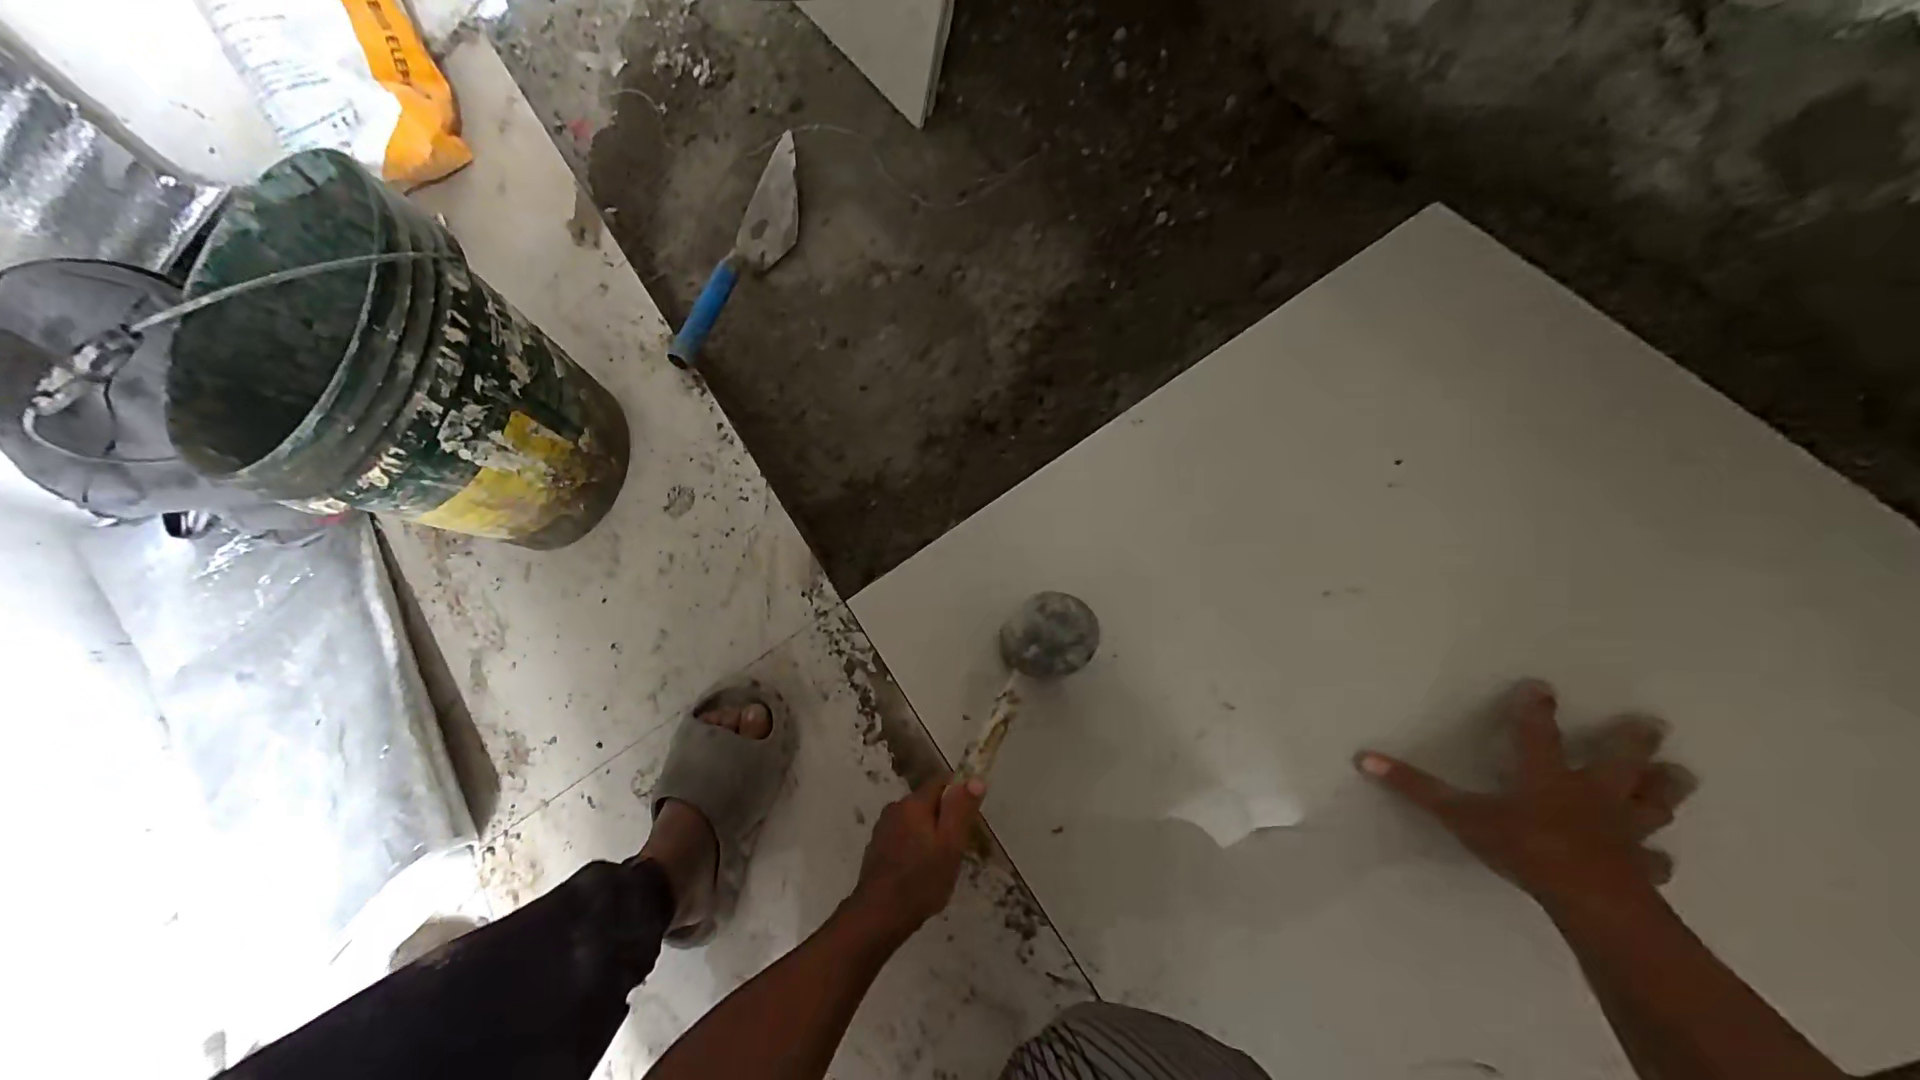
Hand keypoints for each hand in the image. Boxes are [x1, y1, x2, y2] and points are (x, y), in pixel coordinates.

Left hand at [844, 774, 984, 939]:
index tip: (968, 820)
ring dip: (929, 835)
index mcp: (914, 803)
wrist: (878, 915)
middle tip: (956, 849)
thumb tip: (974, 778)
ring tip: (939, 865)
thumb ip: (961, 809)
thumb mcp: (951, 845)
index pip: (942, 781)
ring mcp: (883, 828)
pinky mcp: (876, 848)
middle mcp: (895, 808)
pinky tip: (919, 873)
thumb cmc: (921, 880)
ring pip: (915, 821)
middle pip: (928, 802)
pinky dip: (914, 847)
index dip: (959, 795)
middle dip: (945, 819)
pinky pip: (903, 837)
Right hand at [1355, 679, 1695, 910]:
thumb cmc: (1523, 845)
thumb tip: (1363, 757)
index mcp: (1546, 775)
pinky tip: (1662, 858)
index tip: (1542, 687)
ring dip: (1664, 789)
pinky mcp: (1642, 867)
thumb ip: (1415, 786)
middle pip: (1620, 761)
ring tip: (1681, 774)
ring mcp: (1624, 830)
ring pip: (1652, 803)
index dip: (1536, 708)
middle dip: (1634, 741)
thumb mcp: (1459, 814)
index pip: (1537, 732)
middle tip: (1651, 723)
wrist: (1587, 897)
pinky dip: (1658, 858)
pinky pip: (1655, 861)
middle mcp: (1592, 793)